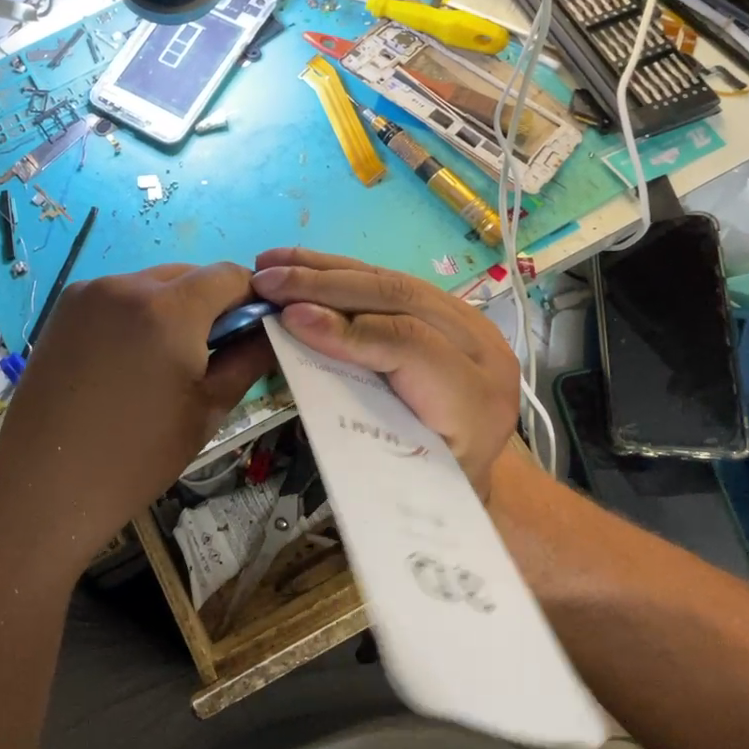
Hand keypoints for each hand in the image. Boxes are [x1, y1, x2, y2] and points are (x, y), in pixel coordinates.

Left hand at [0, 263, 275, 573]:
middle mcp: (127, 285)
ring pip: (150, 284)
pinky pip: (116, 296)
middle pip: (187, 275)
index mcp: (170, 309)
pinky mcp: (63, 307)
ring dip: (170, 307)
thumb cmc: (138, 457)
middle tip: (209, 353)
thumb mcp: (207, 410)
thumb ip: (246, 359)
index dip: (249, 298)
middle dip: (208, 303)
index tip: (251, 330)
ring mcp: (89, 292)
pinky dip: (133, 313)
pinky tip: (125, 359)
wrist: (48, 485)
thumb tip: (271, 329)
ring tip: (161, 361)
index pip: (228, 275)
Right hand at [250, 247, 519, 494]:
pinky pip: (389, 279)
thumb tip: (297, 359)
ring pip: (392, 279)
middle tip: (266, 283)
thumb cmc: (419, 484)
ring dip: (324, 268)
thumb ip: (346, 414)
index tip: (290, 319)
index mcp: (475, 401)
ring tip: (270, 264)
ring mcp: (469, 323)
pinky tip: (299, 264)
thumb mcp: (385, 466)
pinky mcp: (448, 307)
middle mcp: (482, 352)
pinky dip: (339, 270)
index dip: (348, 330)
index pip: (412, 347)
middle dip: (325, 286)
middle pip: (401, 299)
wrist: (464, 475)